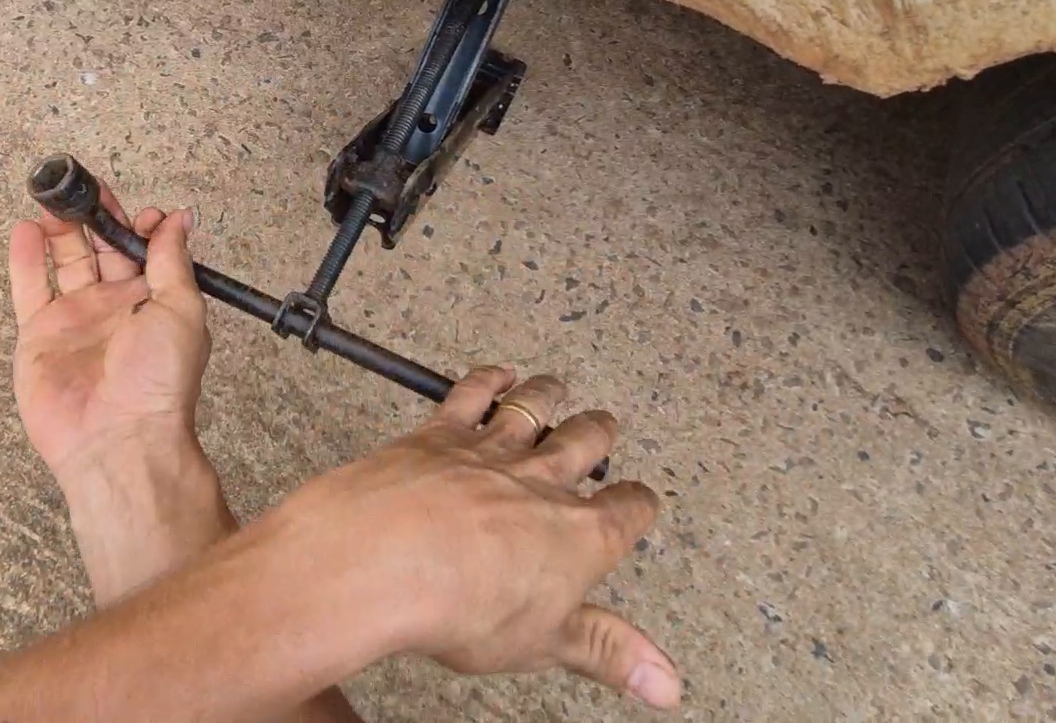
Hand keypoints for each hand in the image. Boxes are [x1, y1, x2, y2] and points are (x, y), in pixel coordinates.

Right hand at [8, 189, 228, 604]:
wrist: (118, 437)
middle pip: (102, 248)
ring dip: (61, 229)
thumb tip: (180, 217)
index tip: (139, 209)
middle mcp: (115, 306)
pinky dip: (25, 259)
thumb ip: (172, 260)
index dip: (140, 224)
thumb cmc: (159, 379)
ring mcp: (76, 318)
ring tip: (55, 198)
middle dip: (95, 216)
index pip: (144, 249)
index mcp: (153, 299)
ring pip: (66, 261)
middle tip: (85, 186)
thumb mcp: (181, 307)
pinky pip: (30, 289)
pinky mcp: (41, 334)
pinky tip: (24, 229)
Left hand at [256, 368, 680, 708]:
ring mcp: (490, 450)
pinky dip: (488, 379)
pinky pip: (473, 395)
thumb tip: (666, 682)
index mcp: (576, 535)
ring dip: (547, 394)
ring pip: (532, 410)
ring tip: (555, 385)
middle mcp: (540, 481)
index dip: (638, 506)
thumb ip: (606, 650)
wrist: (388, 554)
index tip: (642, 501)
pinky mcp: (442, 432)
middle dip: (598, 433)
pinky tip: (496, 374)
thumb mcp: (542, 643)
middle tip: (605, 424)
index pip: (624, 514)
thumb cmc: (460, 604)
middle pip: (583, 444)